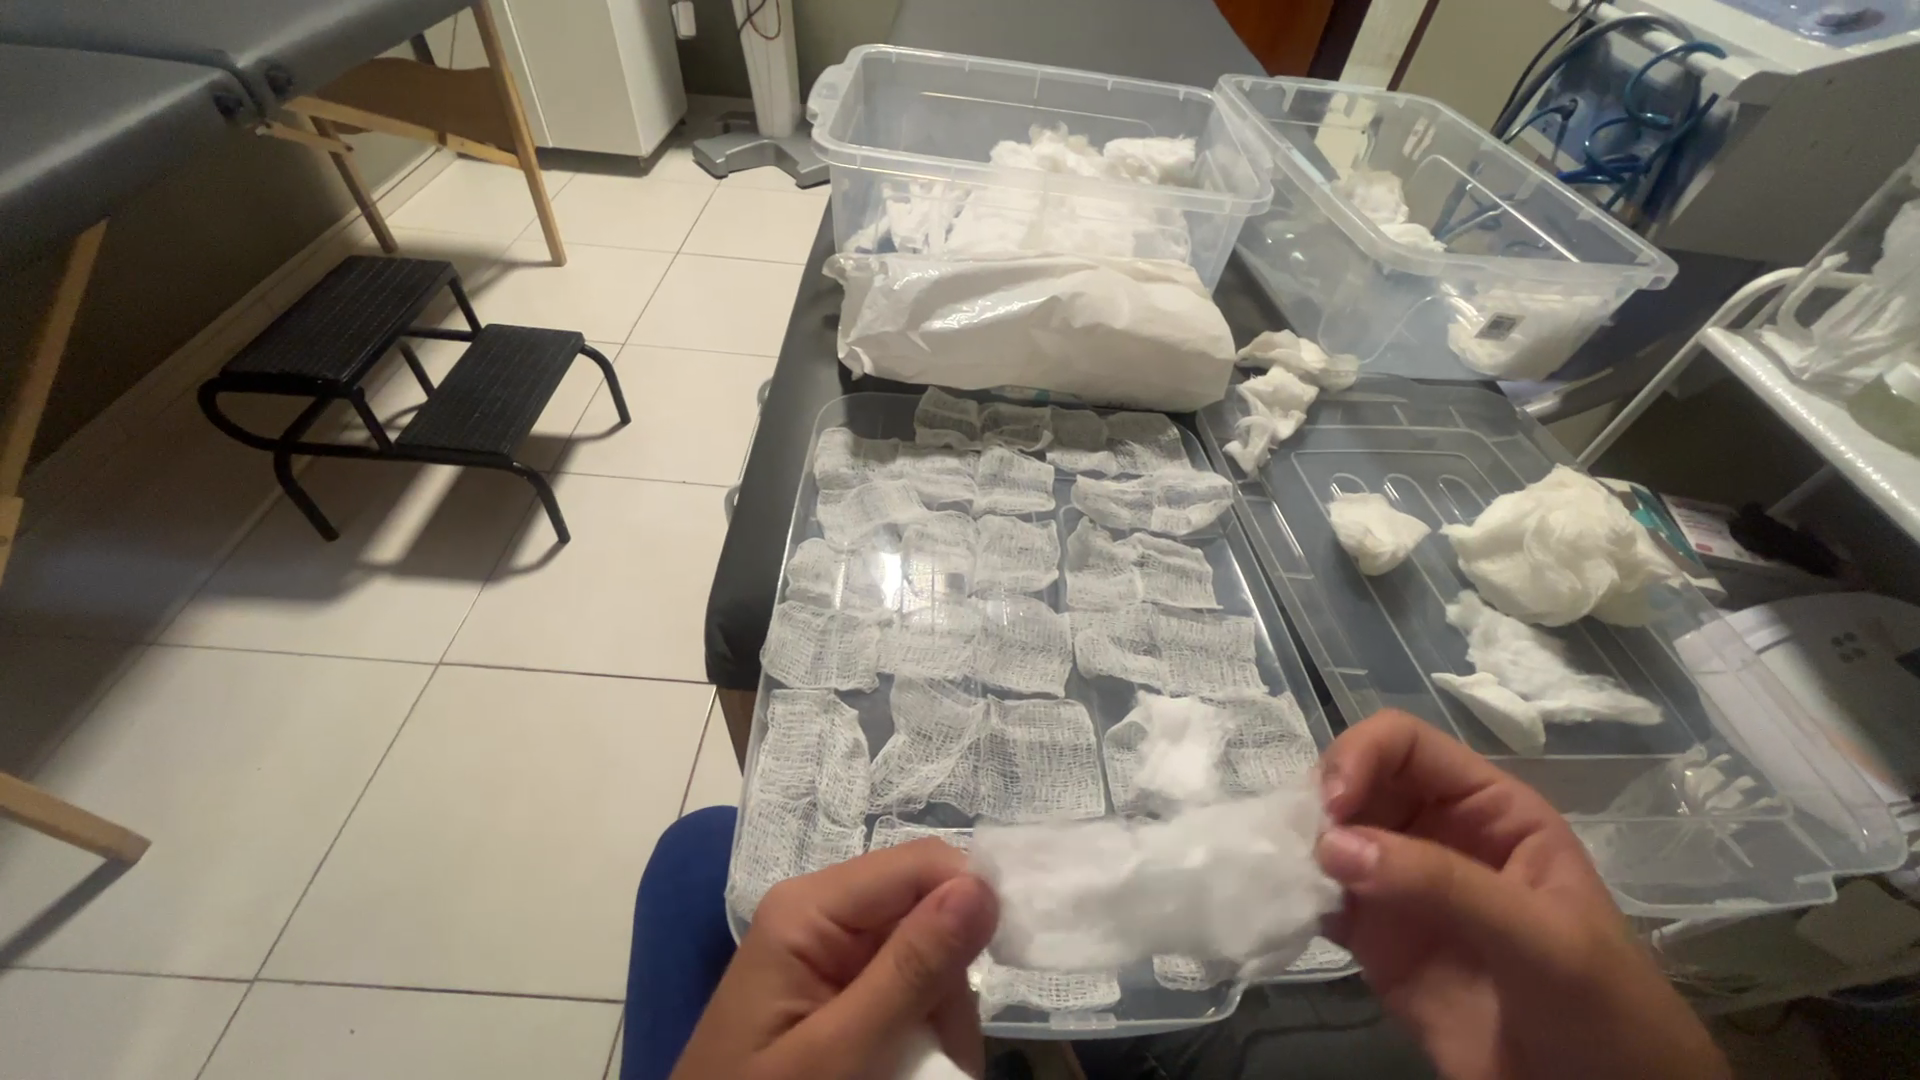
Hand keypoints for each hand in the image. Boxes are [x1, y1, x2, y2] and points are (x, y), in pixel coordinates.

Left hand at [672, 839, 998, 1079]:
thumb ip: (912, 969)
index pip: (918, 863)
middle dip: (948, 982)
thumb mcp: (840, 1053)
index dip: (969, 898)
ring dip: (940, 1018)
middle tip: (939, 1051)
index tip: (997, 965)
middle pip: (927, 909)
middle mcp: (824, 912)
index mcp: (810, 906)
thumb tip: (982, 883)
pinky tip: (907, 1069)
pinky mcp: (842, 983)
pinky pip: (909, 986)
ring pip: (929, 954)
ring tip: (918, 1073)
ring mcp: (833, 949)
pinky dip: (923, 1031)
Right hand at [1314, 710, 1727, 1079]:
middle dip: (1322, 799)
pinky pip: (1317, 890)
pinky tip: (1285, 902)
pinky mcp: (1369, 931)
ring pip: (1327, 829)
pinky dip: (1294, 888)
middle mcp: (1433, 830)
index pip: (1405, 744)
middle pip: (1355, 777)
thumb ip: (1443, 883)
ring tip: (1287, 871)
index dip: (1361, 755)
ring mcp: (1396, 880)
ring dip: (1299, 840)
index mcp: (1486, 808)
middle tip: (1303, 843)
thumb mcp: (1543, 939)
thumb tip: (1331, 844)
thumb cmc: (1603, 1013)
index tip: (1332, 805)